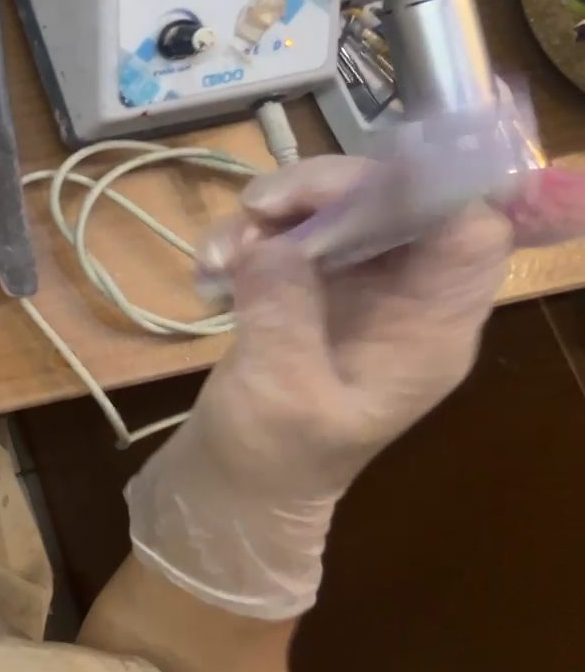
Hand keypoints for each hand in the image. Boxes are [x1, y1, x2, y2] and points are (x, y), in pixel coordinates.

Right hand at [194, 155, 511, 484]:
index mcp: (427, 328)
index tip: (327, 193)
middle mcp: (399, 298)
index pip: (463, 232)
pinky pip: (282, 240)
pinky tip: (209, 273)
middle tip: (254, 207)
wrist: (237, 479)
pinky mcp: (300, 292)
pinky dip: (241, 240)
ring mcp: (348, 292)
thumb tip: (270, 242)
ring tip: (215, 257)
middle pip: (392, 206)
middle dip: (322, 192)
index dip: (415, 194)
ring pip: (328, 214)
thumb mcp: (281, 390)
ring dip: (266, 217)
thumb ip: (282, 315)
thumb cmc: (273, 451)